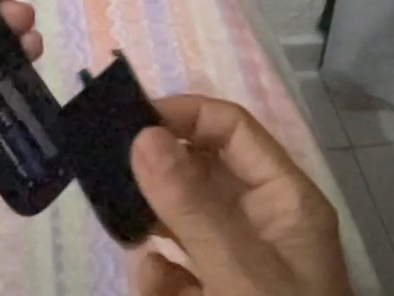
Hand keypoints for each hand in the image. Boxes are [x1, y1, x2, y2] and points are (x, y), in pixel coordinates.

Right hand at [129, 96, 353, 295]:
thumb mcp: (239, 273)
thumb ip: (191, 205)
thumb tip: (142, 133)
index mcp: (284, 199)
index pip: (231, 129)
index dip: (183, 115)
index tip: (131, 121)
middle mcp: (262, 222)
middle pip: (202, 171)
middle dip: (158, 173)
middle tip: (110, 172)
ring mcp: (241, 265)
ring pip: (184, 220)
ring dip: (151, 224)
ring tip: (123, 228)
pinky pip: (179, 270)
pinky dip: (159, 275)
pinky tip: (150, 285)